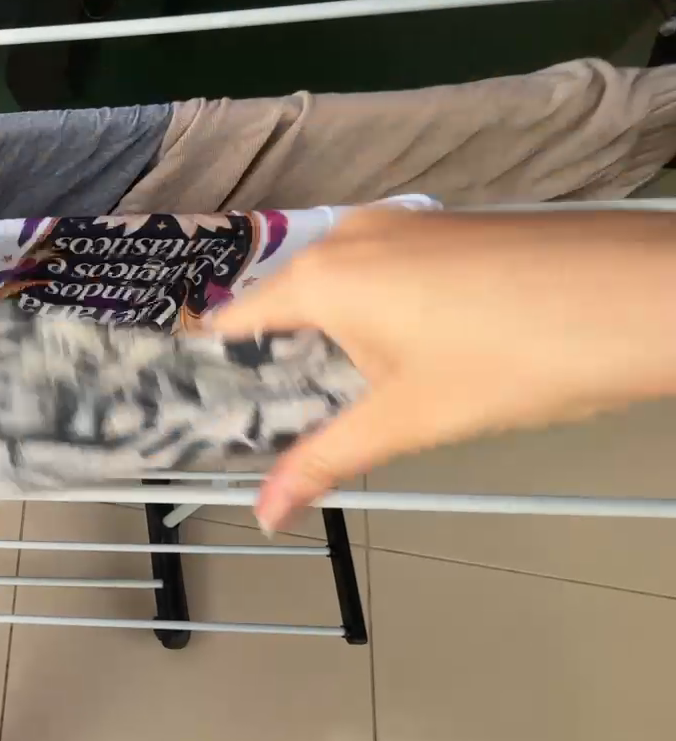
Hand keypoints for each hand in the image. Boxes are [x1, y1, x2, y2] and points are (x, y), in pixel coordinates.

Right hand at [209, 209, 675, 531]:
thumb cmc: (525, 356)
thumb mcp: (409, 420)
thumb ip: (322, 463)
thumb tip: (263, 517)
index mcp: (319, 278)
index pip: (230, 322)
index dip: (216, 368)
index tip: (214, 406)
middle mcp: (346, 238)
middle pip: (280, 306)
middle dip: (279, 357)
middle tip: (289, 410)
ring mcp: (402, 224)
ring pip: (332, 286)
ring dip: (330, 333)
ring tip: (353, 384)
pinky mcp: (449, 225)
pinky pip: (379, 269)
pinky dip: (374, 306)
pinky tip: (415, 343)